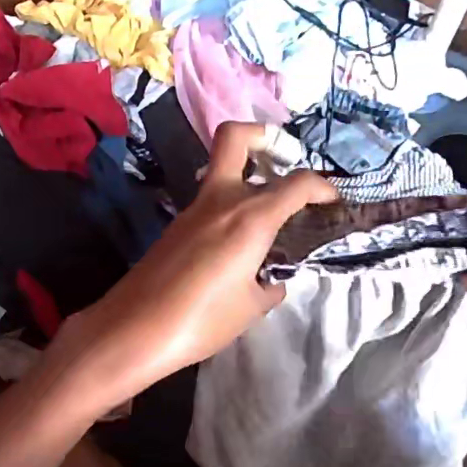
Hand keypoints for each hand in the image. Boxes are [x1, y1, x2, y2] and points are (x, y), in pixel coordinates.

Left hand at [51, 123, 338, 405]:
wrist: (133, 328)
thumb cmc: (201, 319)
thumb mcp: (250, 308)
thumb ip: (269, 286)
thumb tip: (271, 278)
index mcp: (250, 217)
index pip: (297, 182)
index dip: (322, 186)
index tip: (332, 200)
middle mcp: (221, 200)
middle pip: (235, 137)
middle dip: (265, 137)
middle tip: (284, 163)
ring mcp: (193, 209)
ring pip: (221, 170)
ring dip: (247, 177)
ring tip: (269, 214)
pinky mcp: (177, 226)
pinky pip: (210, 201)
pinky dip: (230, 207)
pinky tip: (239, 244)